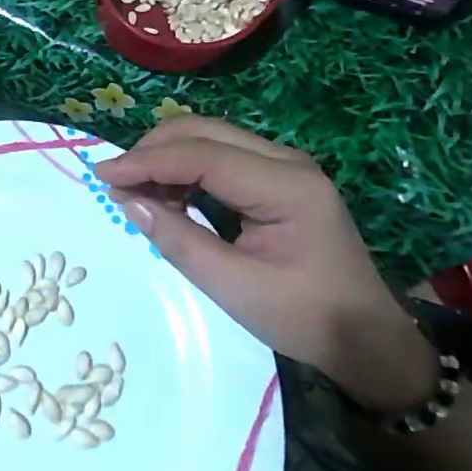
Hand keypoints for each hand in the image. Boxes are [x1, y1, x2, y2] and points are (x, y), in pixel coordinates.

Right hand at [94, 117, 436, 410]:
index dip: (147, 162)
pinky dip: (184, 168)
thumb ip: (179, 240)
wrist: (367, 340)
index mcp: (286, 186)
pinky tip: (166, 194)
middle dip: (152, 150)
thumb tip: (129, 202)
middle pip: (203, 131)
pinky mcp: (275, 177)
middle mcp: (286, 161)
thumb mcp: (234, 288)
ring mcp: (283, 165)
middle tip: (117, 181)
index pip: (202, 155)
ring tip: (136, 191)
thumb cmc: (305, 318)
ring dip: (166, 157)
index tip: (103, 175)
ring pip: (208, 137)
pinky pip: (219, 155)